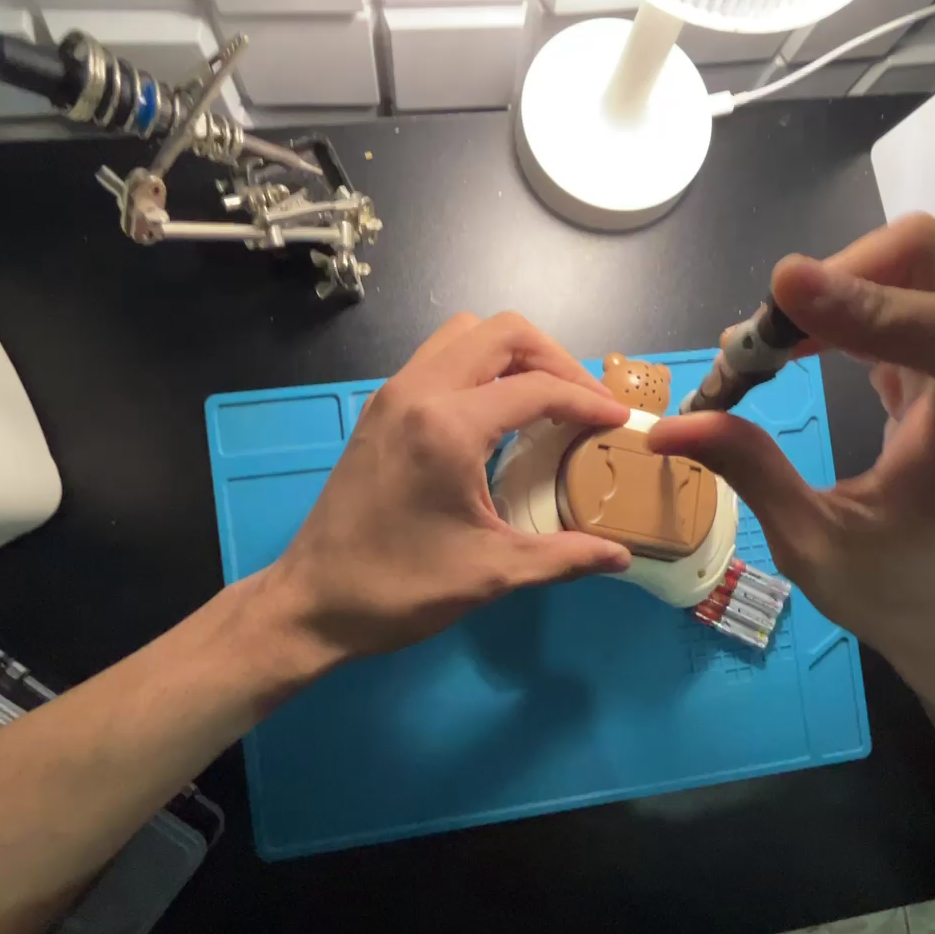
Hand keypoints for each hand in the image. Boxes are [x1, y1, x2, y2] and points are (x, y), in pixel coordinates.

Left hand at [264, 312, 633, 664]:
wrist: (313, 601)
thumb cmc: (401, 588)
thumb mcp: (492, 573)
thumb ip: (564, 557)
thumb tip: (621, 557)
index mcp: (448, 426)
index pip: (537, 387)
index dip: (588, 400)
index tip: (619, 420)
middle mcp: (418, 391)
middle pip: (502, 332)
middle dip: (555, 358)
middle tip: (584, 400)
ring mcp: (393, 394)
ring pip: (465, 334)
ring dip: (513, 354)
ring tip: (545, 397)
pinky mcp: (380, 408)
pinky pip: (440, 358)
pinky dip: (479, 367)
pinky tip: (498, 414)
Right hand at [648, 214, 934, 709]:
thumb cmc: (891, 589)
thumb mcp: (808, 544)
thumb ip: (748, 470)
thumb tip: (665, 427)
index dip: (881, 302)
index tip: (784, 299)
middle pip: (930, 263)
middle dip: (837, 275)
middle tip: (761, 336)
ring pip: (908, 269)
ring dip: (826, 289)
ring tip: (759, 350)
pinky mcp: (933, 364)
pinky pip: (888, 300)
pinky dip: (830, 308)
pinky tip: (785, 351)